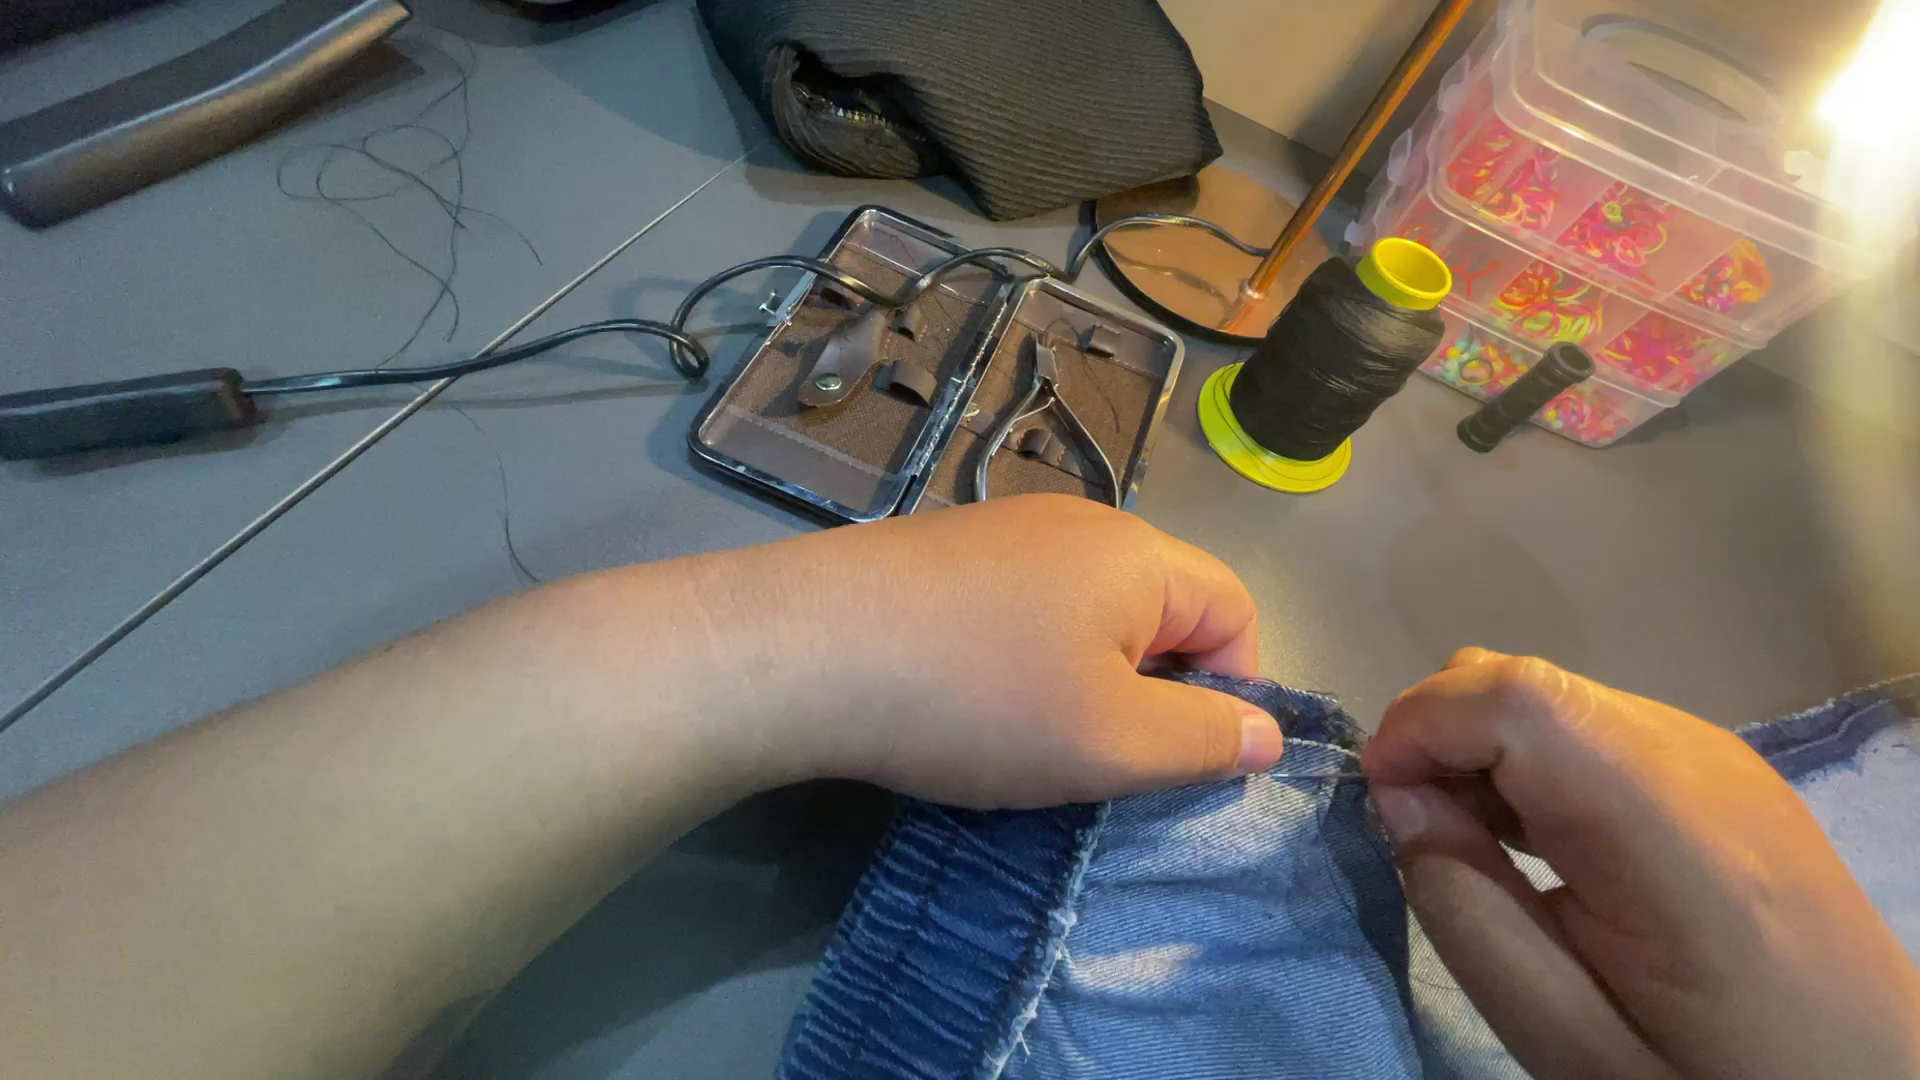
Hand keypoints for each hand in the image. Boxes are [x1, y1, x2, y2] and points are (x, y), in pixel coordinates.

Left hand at [677, 494, 1281, 807]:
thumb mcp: (1113, 740)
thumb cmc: (980, 696)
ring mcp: (1004, 530)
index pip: (1236, 611)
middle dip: (1154, 687)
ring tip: (1033, 730)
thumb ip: (1207, 739)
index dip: (1235, 689)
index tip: (1185, 755)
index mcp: (1138, 553)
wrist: (808, 647)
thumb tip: (1266, 730)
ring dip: (1085, 676)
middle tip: (1104, 752)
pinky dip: (1024, 655)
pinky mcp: (948, 552)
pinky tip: (975, 691)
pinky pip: (1022, 605)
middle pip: (1161, 608)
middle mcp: (1078, 523)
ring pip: (1087, 611)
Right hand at [1362, 648, 1919, 1079]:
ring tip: (1477, 833)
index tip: (1384, 796)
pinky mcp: (1707, 760)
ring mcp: (1710, 752)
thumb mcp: (1555, 1029)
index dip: (1420, 724)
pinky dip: (1516, 754)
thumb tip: (1399, 791)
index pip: (1517, 701)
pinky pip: (1572, 716)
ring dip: (1472, 745)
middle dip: (1435, 734)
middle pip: (1516, 680)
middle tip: (1424, 822)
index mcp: (1675, 839)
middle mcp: (1698, 762)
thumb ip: (1458, 899)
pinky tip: (1532, 829)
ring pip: (1535, 690)